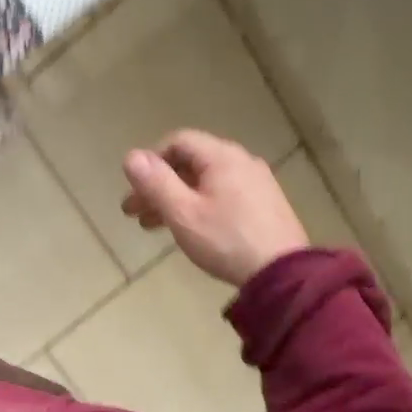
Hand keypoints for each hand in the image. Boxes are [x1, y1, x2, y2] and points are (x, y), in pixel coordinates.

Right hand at [120, 130, 310, 286]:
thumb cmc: (225, 240)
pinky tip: (189, 229)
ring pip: (205, 181)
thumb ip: (155, 183)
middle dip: (158, 185)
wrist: (280, 270)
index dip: (151, 161)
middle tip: (132, 213)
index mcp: (221, 157)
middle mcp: (241, 161)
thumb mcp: (182, 213)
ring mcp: (256, 182)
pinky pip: (222, 194)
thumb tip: (130, 156)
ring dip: (175, 198)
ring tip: (152, 225)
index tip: (135, 189)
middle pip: (191, 162)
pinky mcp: (263, 204)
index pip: (178, 141)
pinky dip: (198, 205)